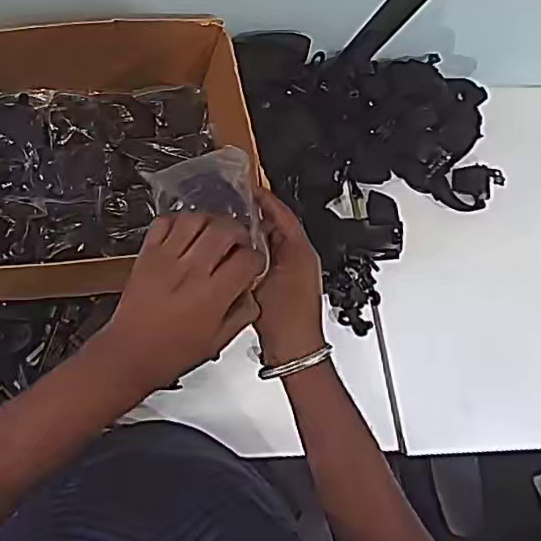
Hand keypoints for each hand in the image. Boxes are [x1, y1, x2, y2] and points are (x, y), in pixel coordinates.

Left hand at [89, 213, 263, 394]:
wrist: (128, 354)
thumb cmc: (171, 353)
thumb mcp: (217, 341)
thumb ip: (241, 314)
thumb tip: (251, 293)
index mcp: (211, 296)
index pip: (246, 259)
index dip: (256, 259)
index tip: (253, 265)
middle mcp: (190, 271)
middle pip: (224, 230)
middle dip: (239, 233)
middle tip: (239, 244)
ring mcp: (166, 258)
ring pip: (196, 219)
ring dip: (211, 222)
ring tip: (214, 235)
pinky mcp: (147, 253)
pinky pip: (165, 222)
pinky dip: (180, 221)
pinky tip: (187, 234)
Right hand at [254, 192, 326, 366]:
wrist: (295, 351)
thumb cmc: (286, 322)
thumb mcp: (260, 279)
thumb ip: (252, 254)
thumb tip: (243, 237)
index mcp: (300, 250)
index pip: (283, 214)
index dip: (266, 199)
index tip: (252, 189)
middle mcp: (303, 257)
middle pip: (280, 225)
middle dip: (259, 216)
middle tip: (239, 206)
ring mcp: (298, 270)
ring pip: (276, 242)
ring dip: (259, 234)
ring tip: (238, 228)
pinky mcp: (290, 283)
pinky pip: (274, 257)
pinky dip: (260, 251)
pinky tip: (244, 256)